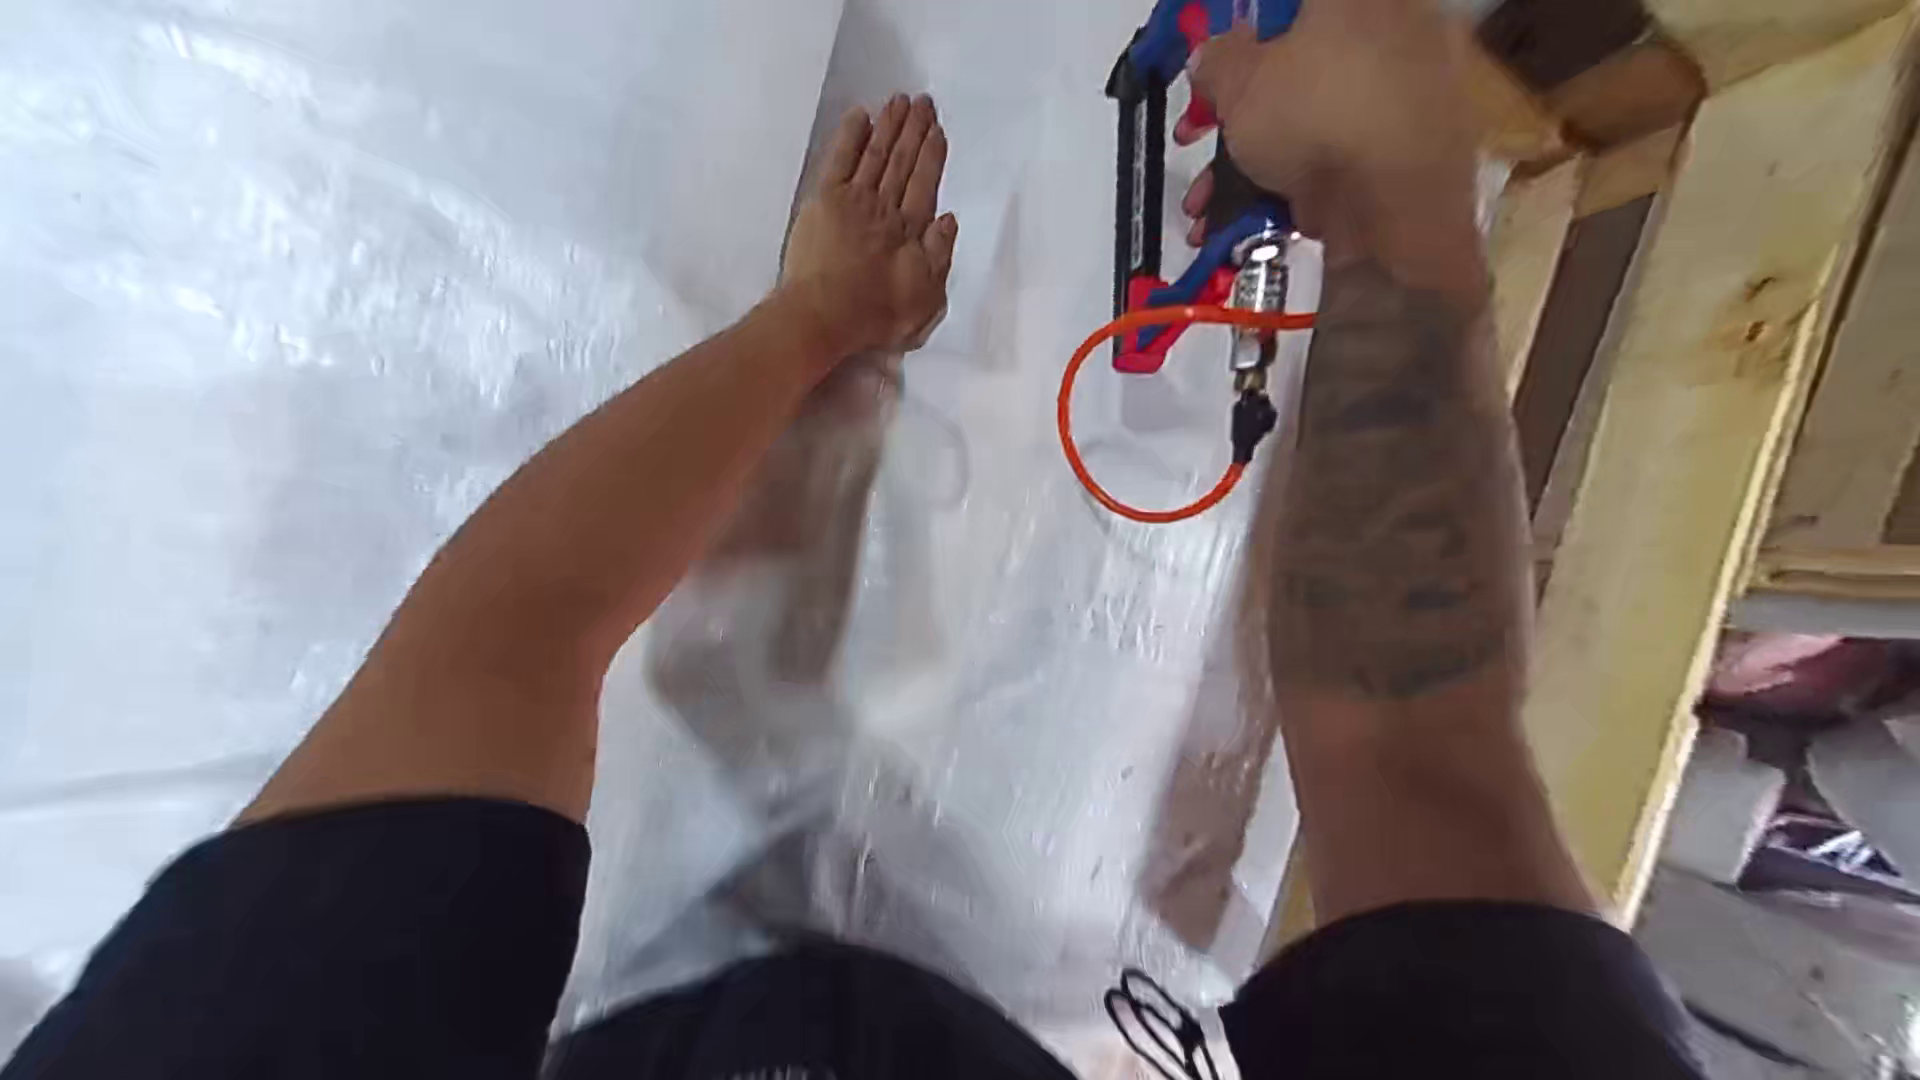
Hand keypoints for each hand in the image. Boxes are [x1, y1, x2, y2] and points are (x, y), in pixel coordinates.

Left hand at [781, 94, 958, 356]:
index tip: (938, 132)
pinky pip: (840, 159)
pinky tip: (861, 117)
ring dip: (889, 127)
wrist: (826, 315)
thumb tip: (948, 219)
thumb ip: (939, 256)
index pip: (924, 186)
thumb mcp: (926, 298)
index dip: (932, 157)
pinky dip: (851, 136)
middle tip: (923, 103)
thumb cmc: (876, 316)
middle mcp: (885, 209)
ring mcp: (853, 201)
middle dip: (914, 132)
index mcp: (910, 232)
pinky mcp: (824, 201)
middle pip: (902, 164)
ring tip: (899, 101)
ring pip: (876, 155)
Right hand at [1176, 0, 1482, 289]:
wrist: (1389, 196)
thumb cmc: (1314, 114)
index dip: (1240, 39)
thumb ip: (1218, 61)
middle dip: (1233, 116)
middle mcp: (1390, 29)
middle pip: (1293, 70)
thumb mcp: (1242, 82)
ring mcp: (1401, 94)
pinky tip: (1246, 220)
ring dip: (1243, 168)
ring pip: (1304, 124)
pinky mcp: (1398, 155)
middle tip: (1195, 140)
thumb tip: (1211, 55)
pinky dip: (1282, 191)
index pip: (1286, 8)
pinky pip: (1329, 162)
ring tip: (1206, 207)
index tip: (1210, 75)